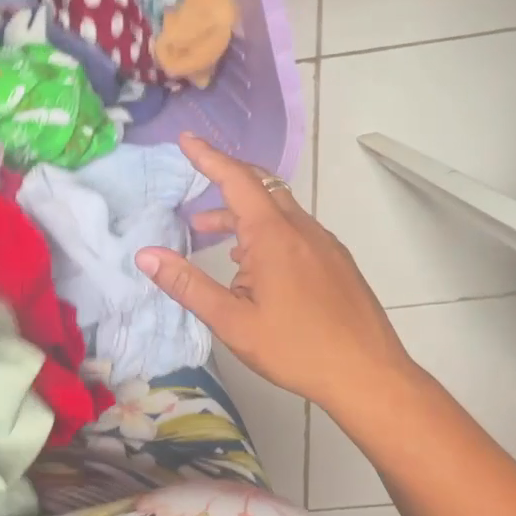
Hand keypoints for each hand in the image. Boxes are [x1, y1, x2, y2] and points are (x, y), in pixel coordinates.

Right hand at [136, 133, 415, 409]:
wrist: (370, 376)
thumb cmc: (297, 348)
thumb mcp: (232, 321)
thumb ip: (187, 285)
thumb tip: (145, 255)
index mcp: (274, 236)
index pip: (237, 180)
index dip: (209, 157)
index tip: (186, 139)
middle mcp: (302, 229)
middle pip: (261, 187)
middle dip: (225, 179)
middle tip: (195, 179)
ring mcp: (324, 245)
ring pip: (278, 211)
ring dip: (242, 213)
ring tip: (210, 234)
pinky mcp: (336, 263)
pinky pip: (295, 231)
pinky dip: (266, 230)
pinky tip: (252, 265)